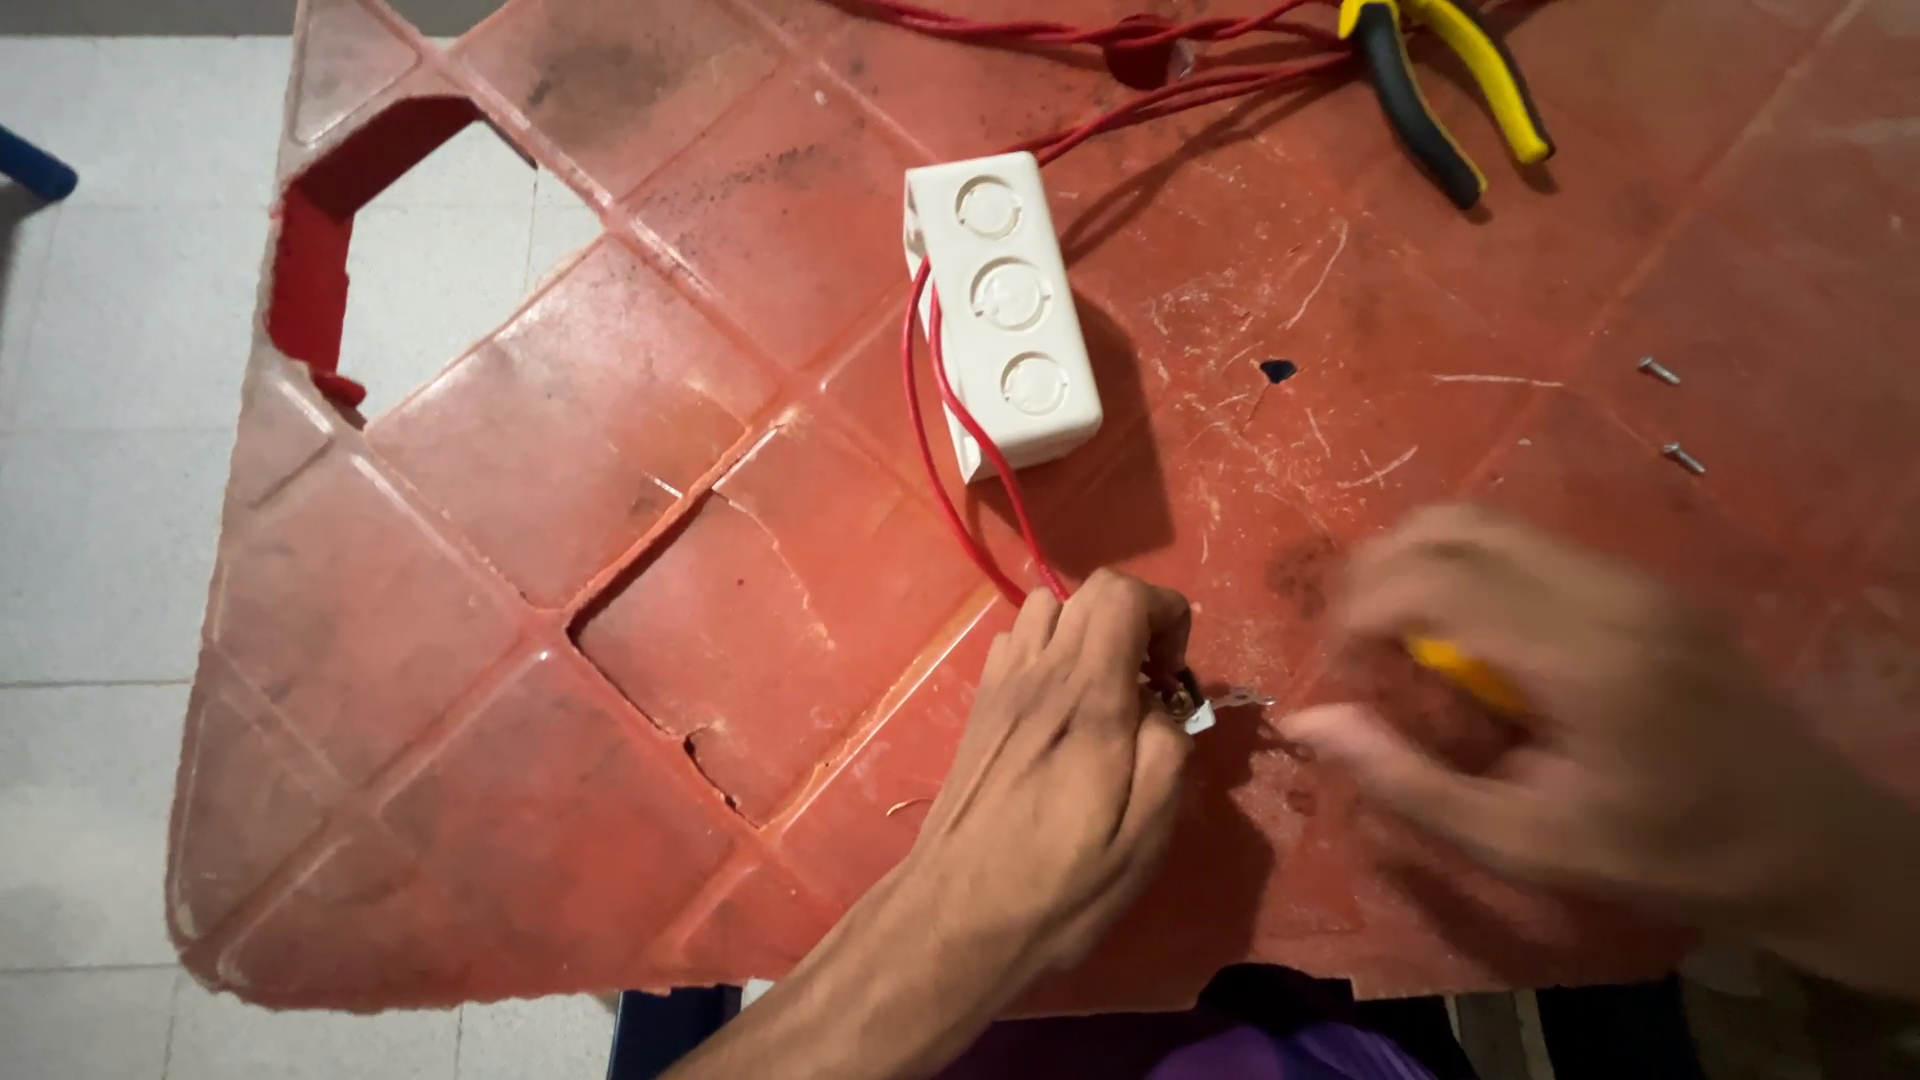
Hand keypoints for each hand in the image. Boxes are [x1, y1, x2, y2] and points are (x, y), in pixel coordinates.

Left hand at [887, 569, 1194, 980]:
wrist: (959, 911)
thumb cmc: (1060, 883)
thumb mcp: (1144, 835)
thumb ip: (1166, 749)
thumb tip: (1158, 704)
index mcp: (1087, 699)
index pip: (1122, 595)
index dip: (1165, 613)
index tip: (1172, 676)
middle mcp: (1038, 673)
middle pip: (1089, 590)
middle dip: (1136, 620)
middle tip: (1146, 685)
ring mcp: (1001, 683)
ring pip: (1047, 607)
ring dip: (1087, 632)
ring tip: (1101, 689)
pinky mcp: (980, 702)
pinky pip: (1014, 640)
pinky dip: (1046, 649)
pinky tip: (1055, 704)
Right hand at [1279, 505, 1890, 938]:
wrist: (1821, 842)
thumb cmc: (1666, 854)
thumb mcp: (1523, 842)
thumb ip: (1405, 780)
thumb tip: (1306, 719)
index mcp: (1585, 658)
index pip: (1433, 580)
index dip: (1358, 611)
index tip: (1343, 667)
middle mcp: (1603, 591)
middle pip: (1442, 528)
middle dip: (1370, 576)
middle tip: (1356, 643)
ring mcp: (1623, 574)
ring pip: (1470, 518)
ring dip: (1405, 562)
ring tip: (1392, 628)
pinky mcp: (1628, 575)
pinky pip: (1506, 537)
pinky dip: (1448, 565)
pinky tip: (1451, 625)